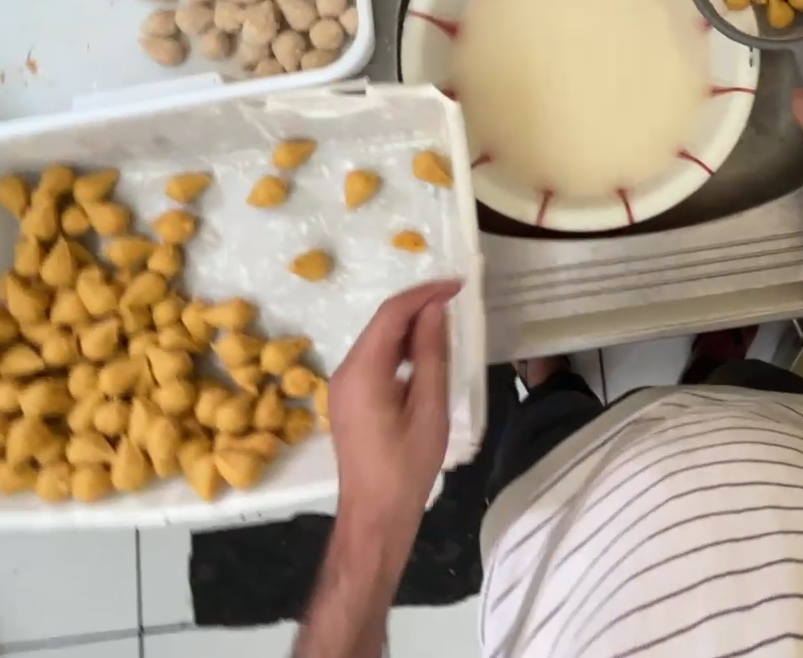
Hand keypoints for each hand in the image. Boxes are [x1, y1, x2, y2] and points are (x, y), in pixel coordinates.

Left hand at [329, 279, 457, 533]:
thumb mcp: (430, 407)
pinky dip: (401, 349)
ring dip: (412, 328)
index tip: (458, 285)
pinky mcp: (350, 397)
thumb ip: (432, 354)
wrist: (375, 517)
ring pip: (380, 339)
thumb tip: (435, 310)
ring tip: (447, 330)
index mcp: (363, 371)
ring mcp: (344, 385)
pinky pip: (376, 359)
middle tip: (457, 303)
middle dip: (419, 307)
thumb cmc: (407, 467)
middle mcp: (346, 371)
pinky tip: (426, 358)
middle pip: (383, 323)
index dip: (425, 293)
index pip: (392, 313)